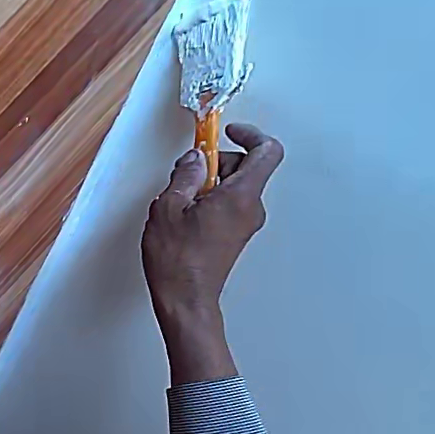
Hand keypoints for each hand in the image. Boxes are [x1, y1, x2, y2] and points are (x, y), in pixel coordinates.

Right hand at [141, 123, 283, 383]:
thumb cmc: (177, 261)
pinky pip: (228, 206)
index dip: (249, 134)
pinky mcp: (234, 237)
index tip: (226, 132)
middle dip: (216, 163)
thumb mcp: (168, 208)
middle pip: (246, 167)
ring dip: (209, 185)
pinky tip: (184, 218)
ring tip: (179, 203)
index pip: (266, 150)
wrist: (185, 300)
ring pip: (234, 188)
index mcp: (240, 196)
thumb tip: (194, 160)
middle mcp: (250, 209)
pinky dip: (209, 202)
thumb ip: (184, 176)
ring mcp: (244, 225)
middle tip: (187, 174)